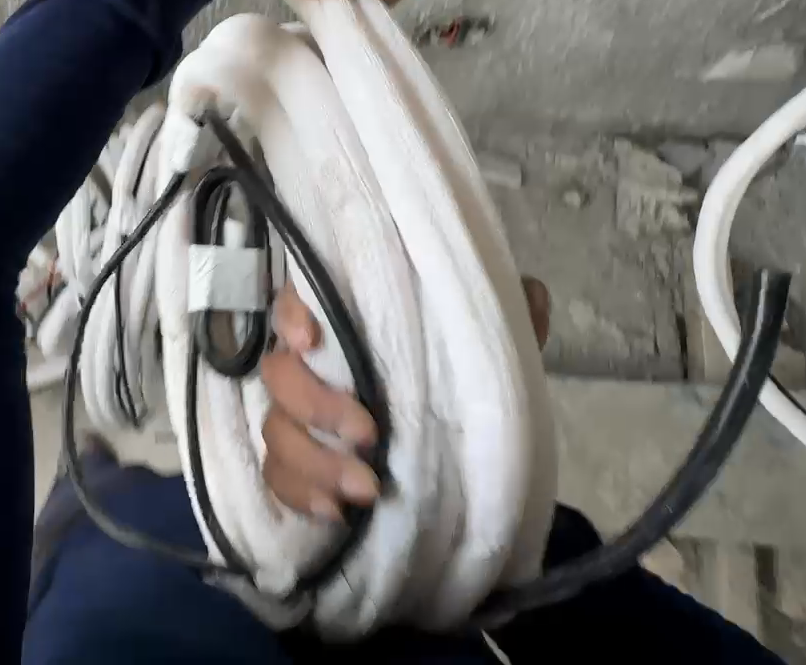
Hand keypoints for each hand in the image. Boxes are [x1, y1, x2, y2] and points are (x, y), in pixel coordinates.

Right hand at [261, 277, 550, 520]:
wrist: (462, 458)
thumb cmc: (460, 386)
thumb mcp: (492, 352)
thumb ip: (504, 321)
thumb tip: (528, 292)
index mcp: (342, 328)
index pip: (294, 304)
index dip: (291, 317)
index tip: (313, 339)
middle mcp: (309, 368)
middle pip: (280, 374)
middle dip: (316, 405)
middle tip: (370, 433)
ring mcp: (298, 419)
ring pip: (277, 431)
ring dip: (316, 461)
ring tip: (368, 490)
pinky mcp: (299, 468)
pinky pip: (279, 479)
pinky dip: (302, 494)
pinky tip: (338, 512)